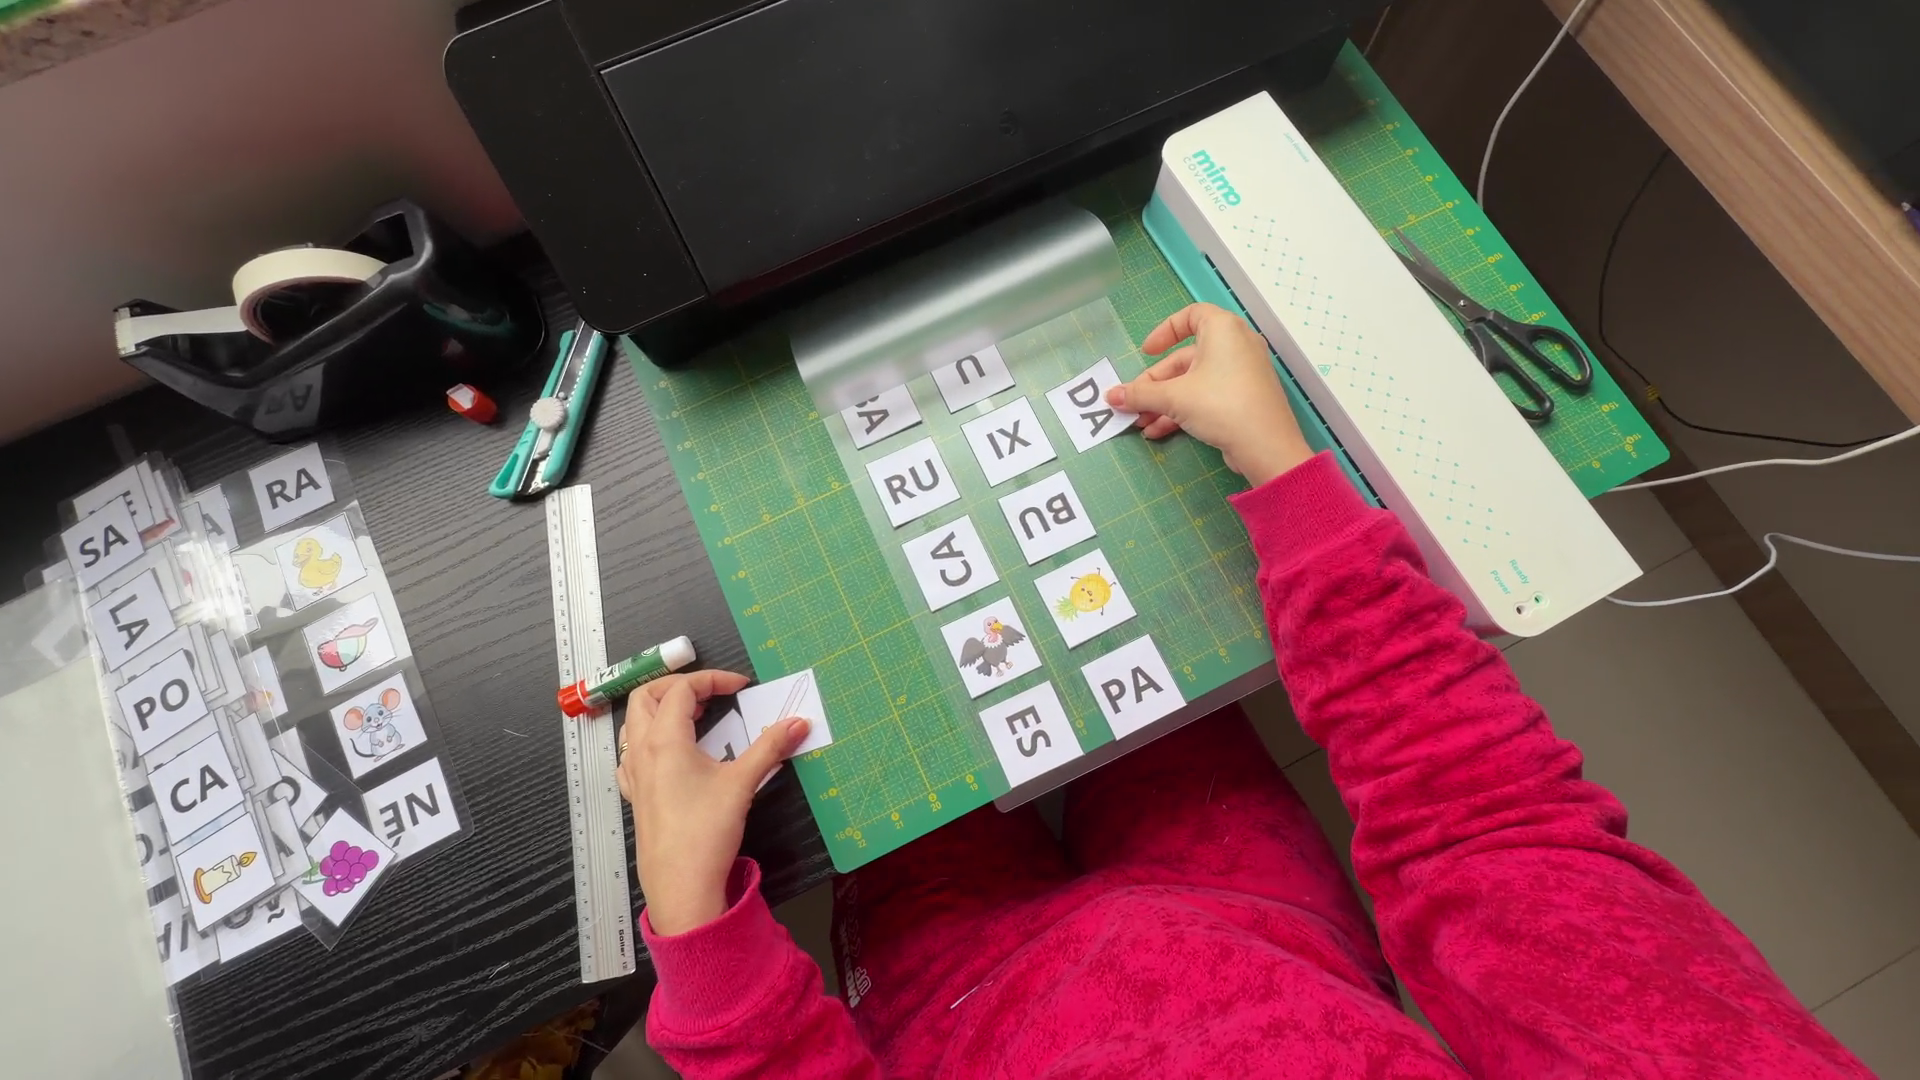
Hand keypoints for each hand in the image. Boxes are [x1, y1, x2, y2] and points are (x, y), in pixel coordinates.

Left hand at [616, 671, 810, 935]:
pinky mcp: (636, 795)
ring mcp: (634, 774)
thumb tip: (799, 722)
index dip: (713, 679)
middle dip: (678, 685)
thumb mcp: (743, 782)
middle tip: (712, 692)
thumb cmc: (707, 831)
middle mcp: (642, 751)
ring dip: (662, 708)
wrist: (681, 887)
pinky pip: (632, 752)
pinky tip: (673, 751)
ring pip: (634, 723)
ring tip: (696, 715)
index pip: (682, 689)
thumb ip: (771, 746)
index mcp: (664, 740)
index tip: (741, 687)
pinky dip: (650, 737)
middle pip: (646, 697)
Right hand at [1106, 302, 1312, 486]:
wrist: (1265, 445)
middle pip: (1185, 358)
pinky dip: (1183, 409)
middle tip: (1133, 403)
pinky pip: (1206, 395)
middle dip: (1155, 384)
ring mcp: (1241, 373)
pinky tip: (1159, 430)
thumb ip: (1139, 394)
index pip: (1190, 316)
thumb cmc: (1220, 405)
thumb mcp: (1173, 398)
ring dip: (1164, 402)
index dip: (1164, 332)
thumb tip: (1110, 396)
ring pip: (1193, 381)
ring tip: (1141, 423)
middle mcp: (1235, 345)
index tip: (1146, 352)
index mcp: (1222, 330)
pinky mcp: (1243, 397)